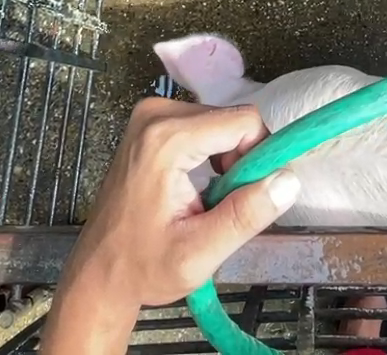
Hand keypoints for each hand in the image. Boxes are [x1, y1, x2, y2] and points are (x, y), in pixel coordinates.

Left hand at [41, 98, 300, 352]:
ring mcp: (150, 113)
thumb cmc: (142, 267)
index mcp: (168, 138)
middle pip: (231, 119)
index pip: (245, 121)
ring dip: (226, 156)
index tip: (245, 194)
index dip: (258, 156)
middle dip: (240, 159)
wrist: (97, 273)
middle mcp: (157, 113)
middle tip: (222, 202)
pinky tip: (195, 185)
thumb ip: (245, 215)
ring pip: (220, 120)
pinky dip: (209, 150)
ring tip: (207, 198)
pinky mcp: (149, 120)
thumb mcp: (198, 254)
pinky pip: (201, 123)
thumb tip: (288, 180)